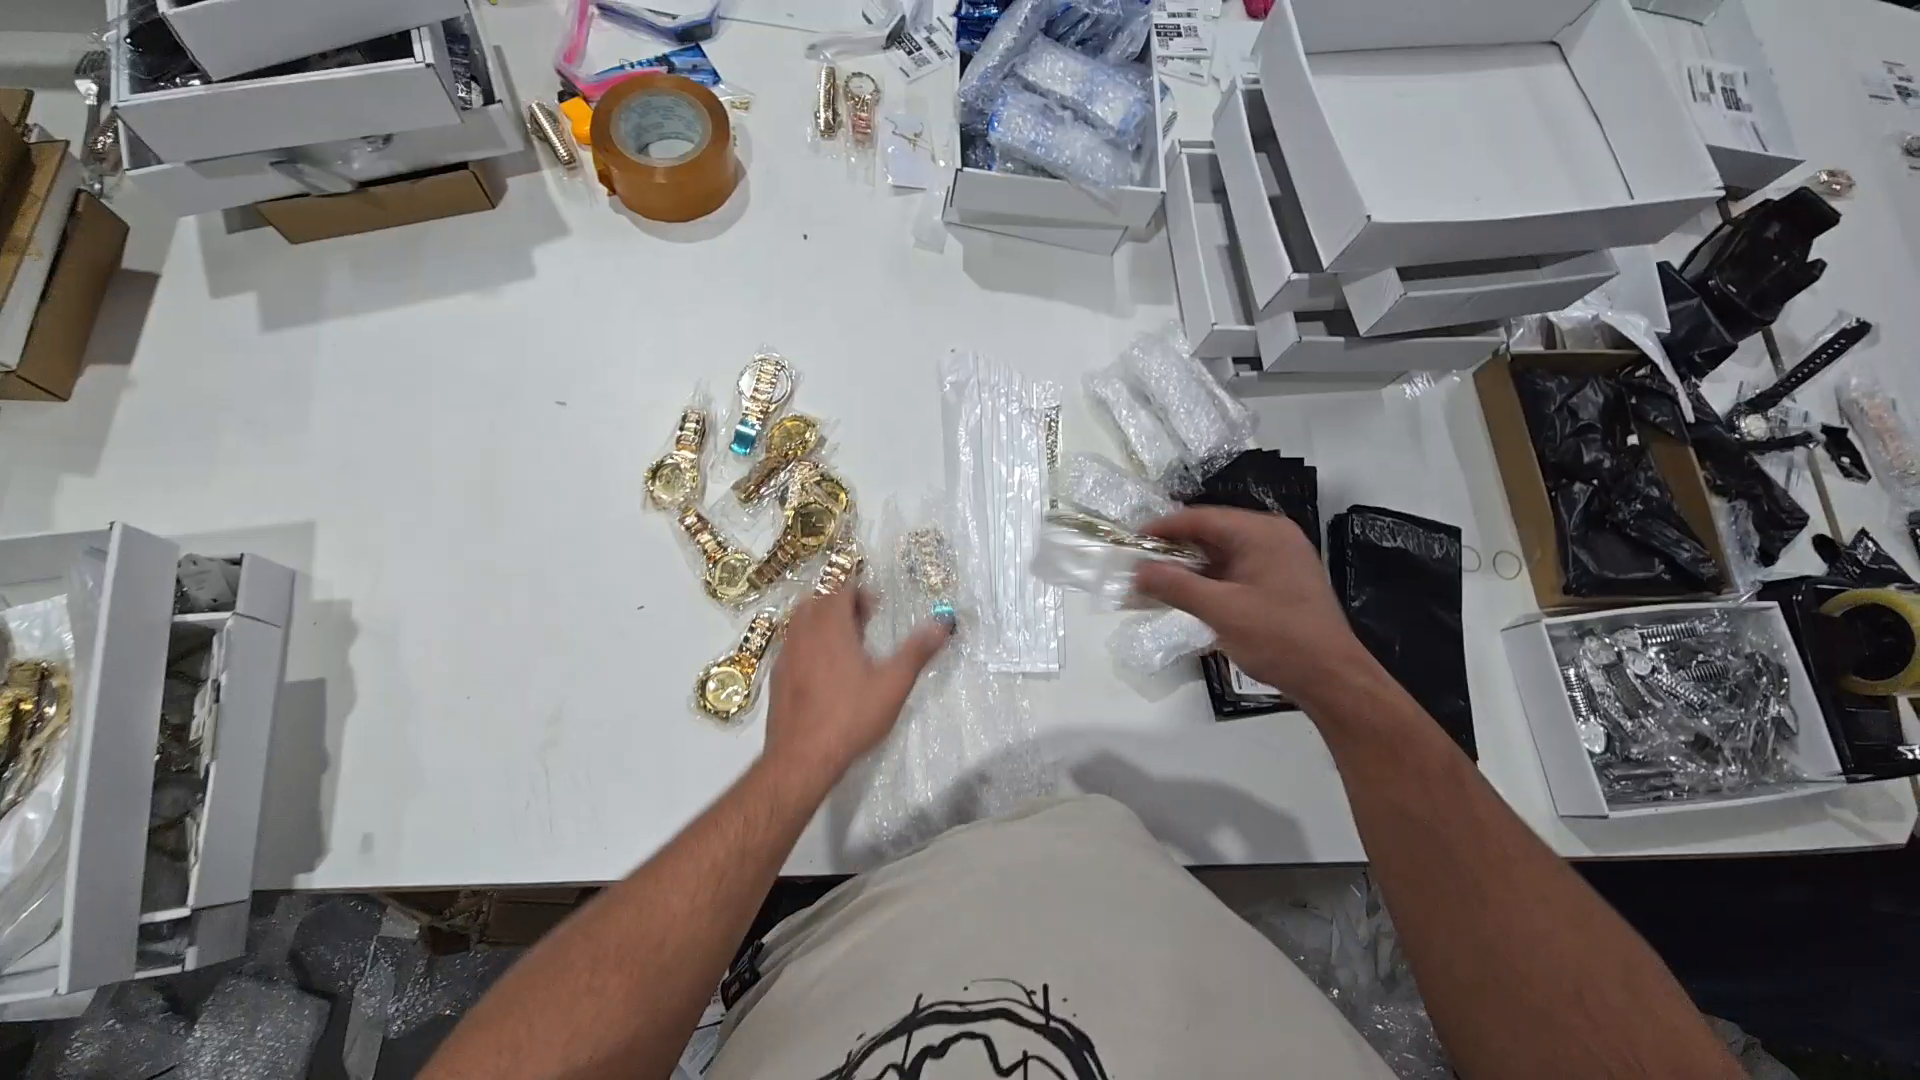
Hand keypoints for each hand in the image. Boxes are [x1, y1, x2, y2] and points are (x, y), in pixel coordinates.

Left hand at [763, 588, 949, 783]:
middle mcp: (802, 633)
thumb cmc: (851, 717)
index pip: (838, 588)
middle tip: (863, 622)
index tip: (875, 606)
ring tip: (846, 645)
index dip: (857, 590)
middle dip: (840, 603)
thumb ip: (917, 651)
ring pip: (800, 622)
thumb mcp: (893, 684)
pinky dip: (808, 644)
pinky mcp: (777, 676)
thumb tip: (943, 622)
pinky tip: (825, 672)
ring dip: (822, 622)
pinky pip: (792, 646)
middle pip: (817, 600)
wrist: (801, 757)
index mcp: (830, 626)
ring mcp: (785, 654)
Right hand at [1133, 507, 1372, 700]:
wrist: (1332, 679)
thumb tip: (1137, 571)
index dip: (1162, 528)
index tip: (1130, 540)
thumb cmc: (1280, 639)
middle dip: (1172, 551)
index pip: (1202, 518)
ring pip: (1221, 556)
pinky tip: (1184, 598)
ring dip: (1188, 570)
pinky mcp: (1278, 585)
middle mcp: (1272, 539)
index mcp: (1263, 533)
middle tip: (1137, 564)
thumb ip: (1176, 586)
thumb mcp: (1221, 611)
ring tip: (1152, 584)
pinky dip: (1208, 583)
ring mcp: (1278, 562)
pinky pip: (1234, 573)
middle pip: (1210, 534)